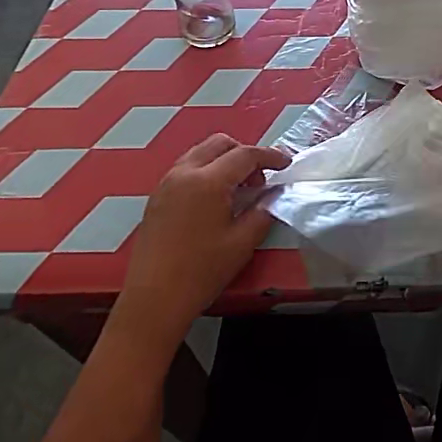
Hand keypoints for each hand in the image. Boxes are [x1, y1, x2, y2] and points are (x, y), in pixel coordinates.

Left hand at [114, 134, 291, 346]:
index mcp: (207, 181)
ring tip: (238, 191)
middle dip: (245, 153)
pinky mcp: (157, 197)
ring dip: (224, 161)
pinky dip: (206, 172)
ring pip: (200, 153)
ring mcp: (166, 183)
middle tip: (259, 181)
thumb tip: (271, 195)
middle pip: (219, 144)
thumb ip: (262, 213)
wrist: (155, 297)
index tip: (286, 164)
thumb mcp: (242, 243)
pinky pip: (186, 169)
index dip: (270, 156)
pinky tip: (215, 201)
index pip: (245, 155)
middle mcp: (183, 173)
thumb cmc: (202, 271)